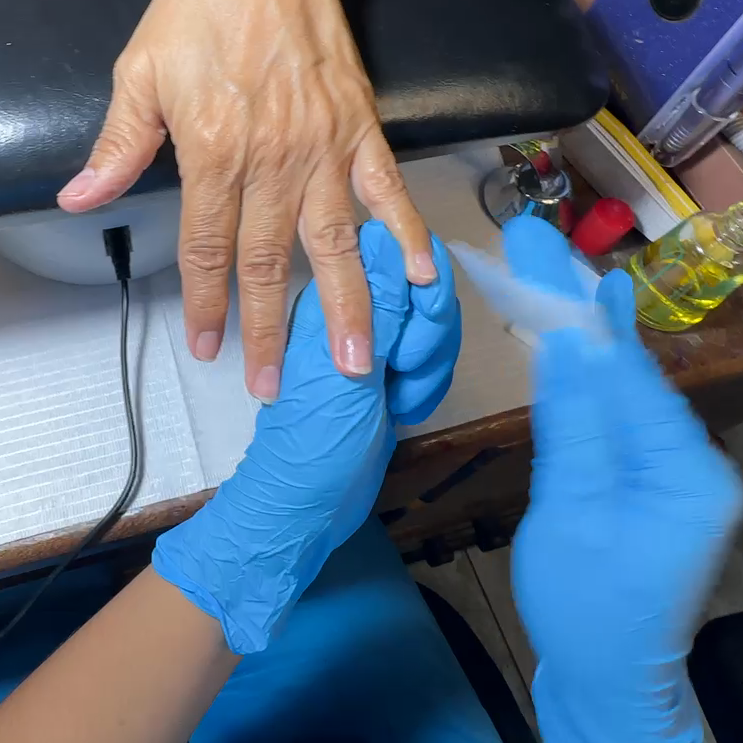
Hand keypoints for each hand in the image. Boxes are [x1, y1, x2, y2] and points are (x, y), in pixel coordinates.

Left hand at [58, 0, 434, 401]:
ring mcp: (324, 146)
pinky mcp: (361, 126)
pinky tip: (421, 277)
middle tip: (273, 386)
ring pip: (334, 242)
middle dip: (269, 329)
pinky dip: (405, 233)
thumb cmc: (198, 11)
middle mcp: (271, 160)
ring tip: (355, 363)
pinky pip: (388, 189)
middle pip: (269, 261)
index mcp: (212, 151)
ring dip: (345, 306)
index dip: (206, 304)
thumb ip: (118, 146)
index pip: (204, 248)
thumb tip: (78, 201)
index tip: (208, 350)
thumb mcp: (140, 71)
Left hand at [152, 222, 458, 652]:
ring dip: (430, 364)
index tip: (411, 343)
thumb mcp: (347, 374)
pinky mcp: (392, 366)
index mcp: (330, 298)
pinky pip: (432, 353)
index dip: (422, 289)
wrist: (309, 506)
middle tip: (402, 377)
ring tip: (401, 400)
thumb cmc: (317, 439)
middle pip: (424, 287)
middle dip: (428, 336)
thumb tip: (391, 236)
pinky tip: (406, 409)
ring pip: (433, 322)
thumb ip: (377, 308)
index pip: (396, 255)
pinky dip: (429, 382)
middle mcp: (352, 308)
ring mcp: (375, 338)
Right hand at [500, 217, 742, 742]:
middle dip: (573, 298)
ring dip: (574, 319)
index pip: (624, 372)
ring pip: (614, 376)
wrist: (609, 678)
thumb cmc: (587, 609)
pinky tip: (566, 319)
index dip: (576, 309)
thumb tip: (563, 342)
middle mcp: (689, 453)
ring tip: (538, 260)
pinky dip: (578, 360)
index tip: (538, 252)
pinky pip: (608, 402)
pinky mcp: (642, 466)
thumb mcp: (573, 516)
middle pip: (622, 362)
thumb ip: (572, 425)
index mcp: (685, 469)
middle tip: (529, 237)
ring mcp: (668, 460)